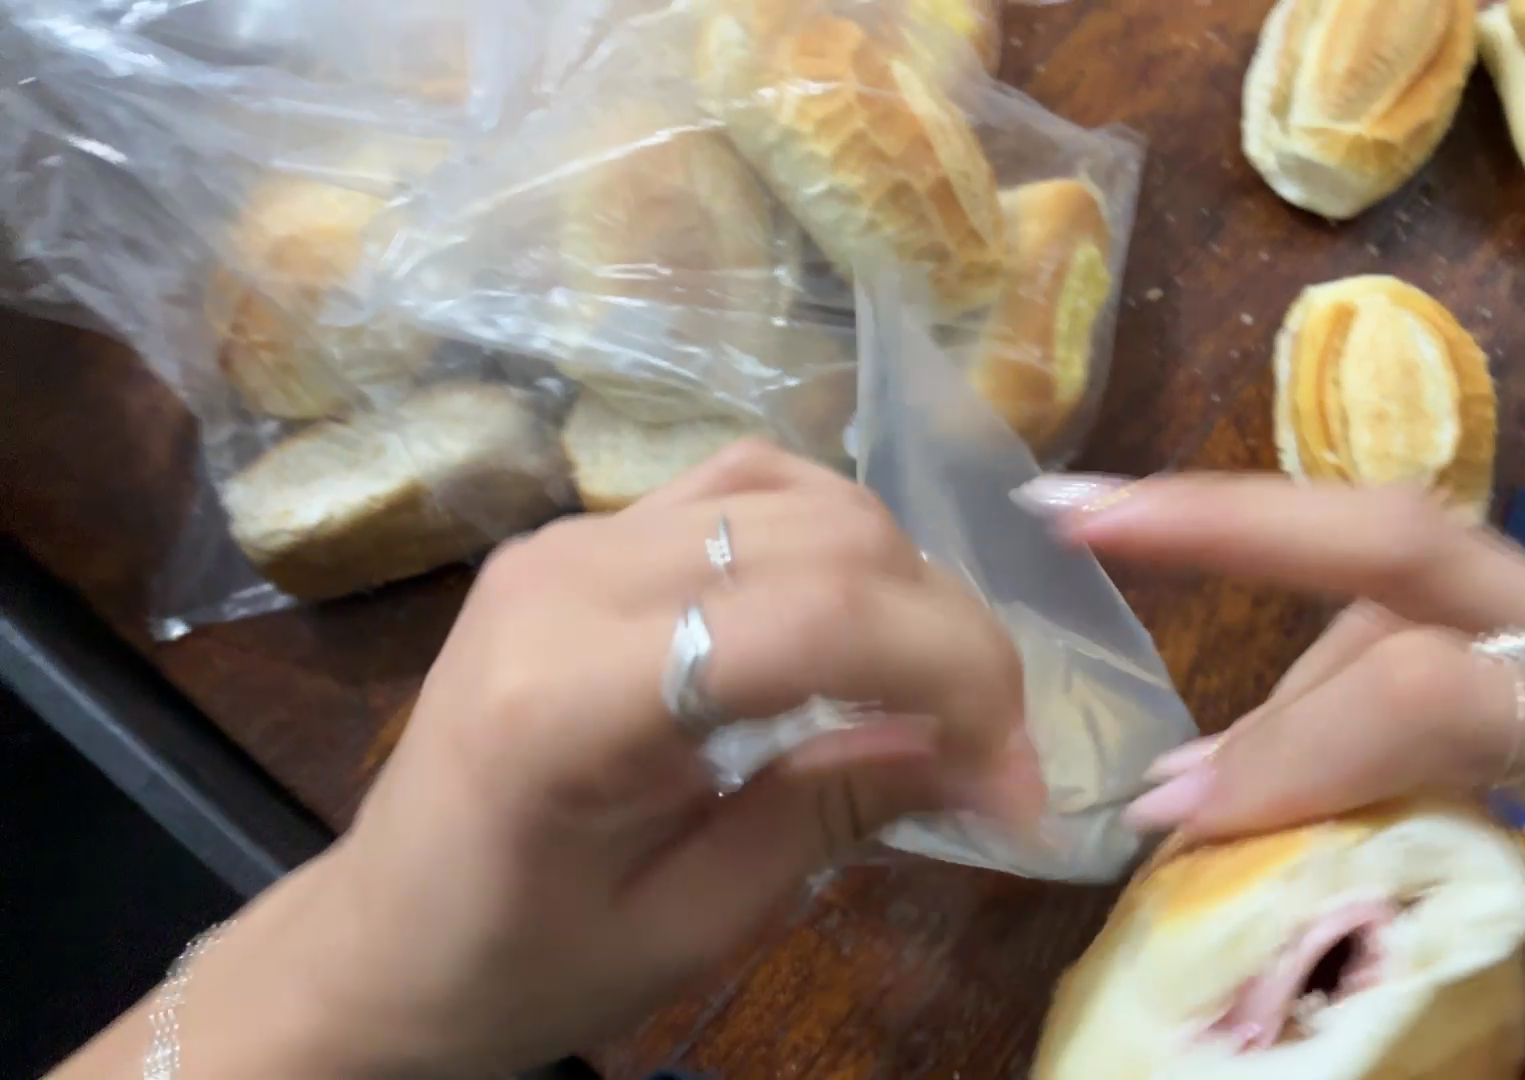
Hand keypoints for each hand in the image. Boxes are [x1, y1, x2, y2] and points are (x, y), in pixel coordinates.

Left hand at [64, 442, 1042, 1079]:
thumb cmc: (524, 959)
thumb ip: (844, 811)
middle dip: (948, 632)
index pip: (813, 624)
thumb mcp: (698, 919)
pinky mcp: (597, 526)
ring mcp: (582, 531)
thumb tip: (989, 760)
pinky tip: (857, 591)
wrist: (382, 929)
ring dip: (905, 576)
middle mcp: (574, 575)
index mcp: (569, 701)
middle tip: (993, 730)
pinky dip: (839, 528)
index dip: (950, 672)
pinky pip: (752, 481)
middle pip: (828, 543)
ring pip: (805, 495)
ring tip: (931, 667)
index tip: (1012, 768)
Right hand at [1043, 474, 1524, 1079]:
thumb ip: (1523, 1075)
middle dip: (1218, 519)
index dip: (1294, 751)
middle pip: (1397, 537)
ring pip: (1387, 585)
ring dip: (1264, 641)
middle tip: (1077, 517)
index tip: (1175, 828)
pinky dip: (1317, 660)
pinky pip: (1416, 617)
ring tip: (1188, 747)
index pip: (1452, 696)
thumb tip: (1310, 1046)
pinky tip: (1279, 729)